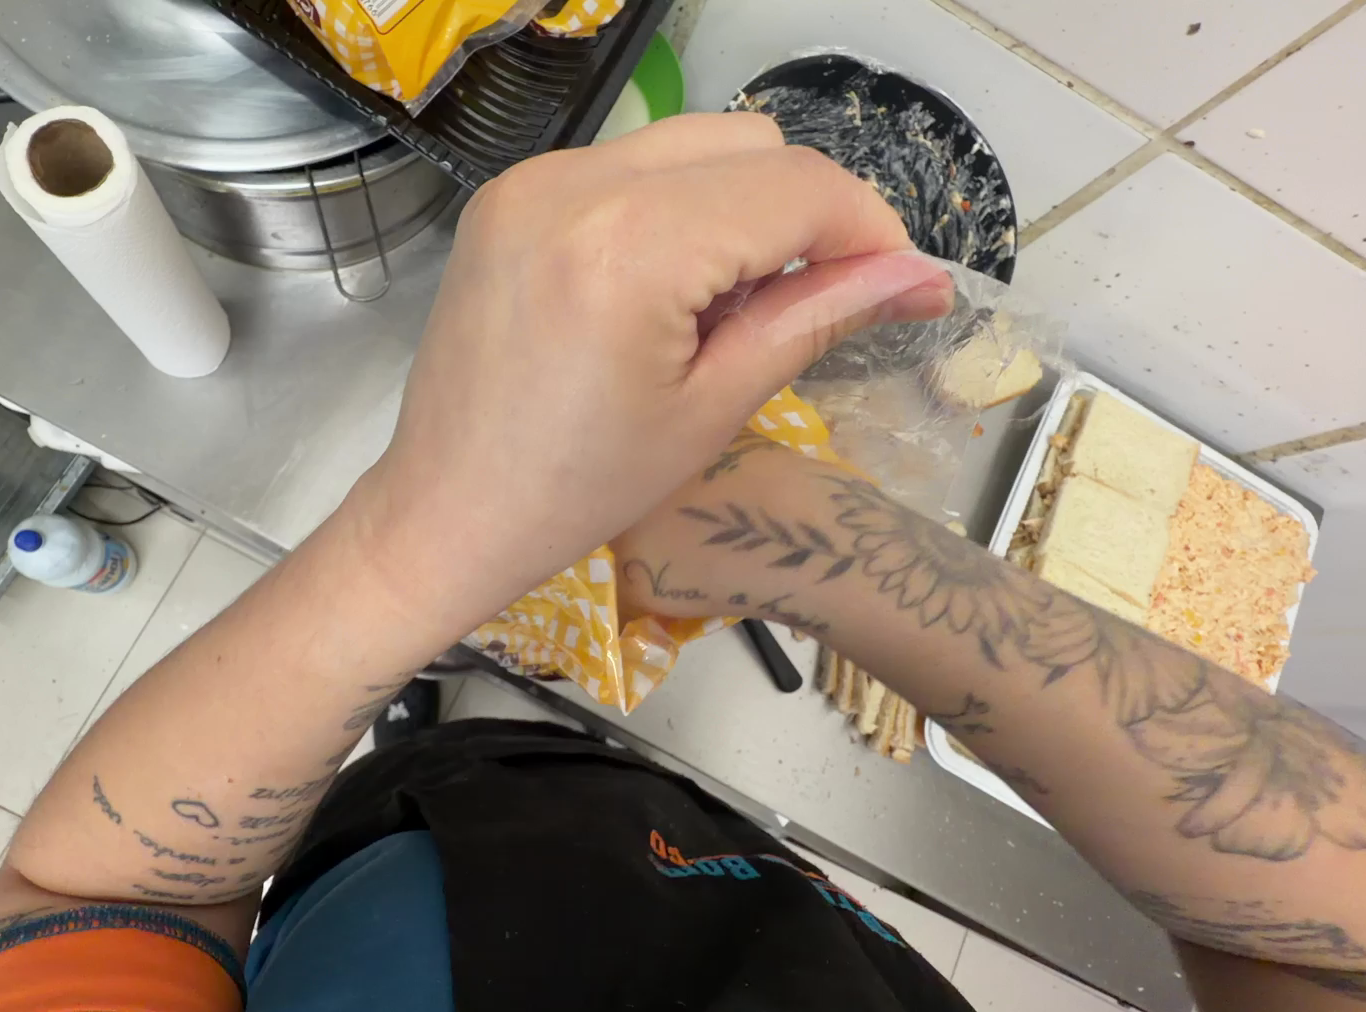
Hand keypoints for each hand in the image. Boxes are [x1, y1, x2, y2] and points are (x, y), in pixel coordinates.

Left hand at [347, 113, 951, 632]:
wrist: (448, 513)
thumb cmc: (578, 493)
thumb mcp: (708, 413)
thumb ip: (813, 321)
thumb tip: (917, 277)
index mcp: (630, 247)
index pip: (794, 188)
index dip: (867, 230)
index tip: (900, 284)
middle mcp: (573, 184)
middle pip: (744, 144)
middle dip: (798, 217)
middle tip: (791, 310)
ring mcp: (527, 184)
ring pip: (683, 149)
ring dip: (733, 211)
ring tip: (712, 312)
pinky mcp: (503, 202)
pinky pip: (620, 173)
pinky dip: (666, 213)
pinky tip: (652, 294)